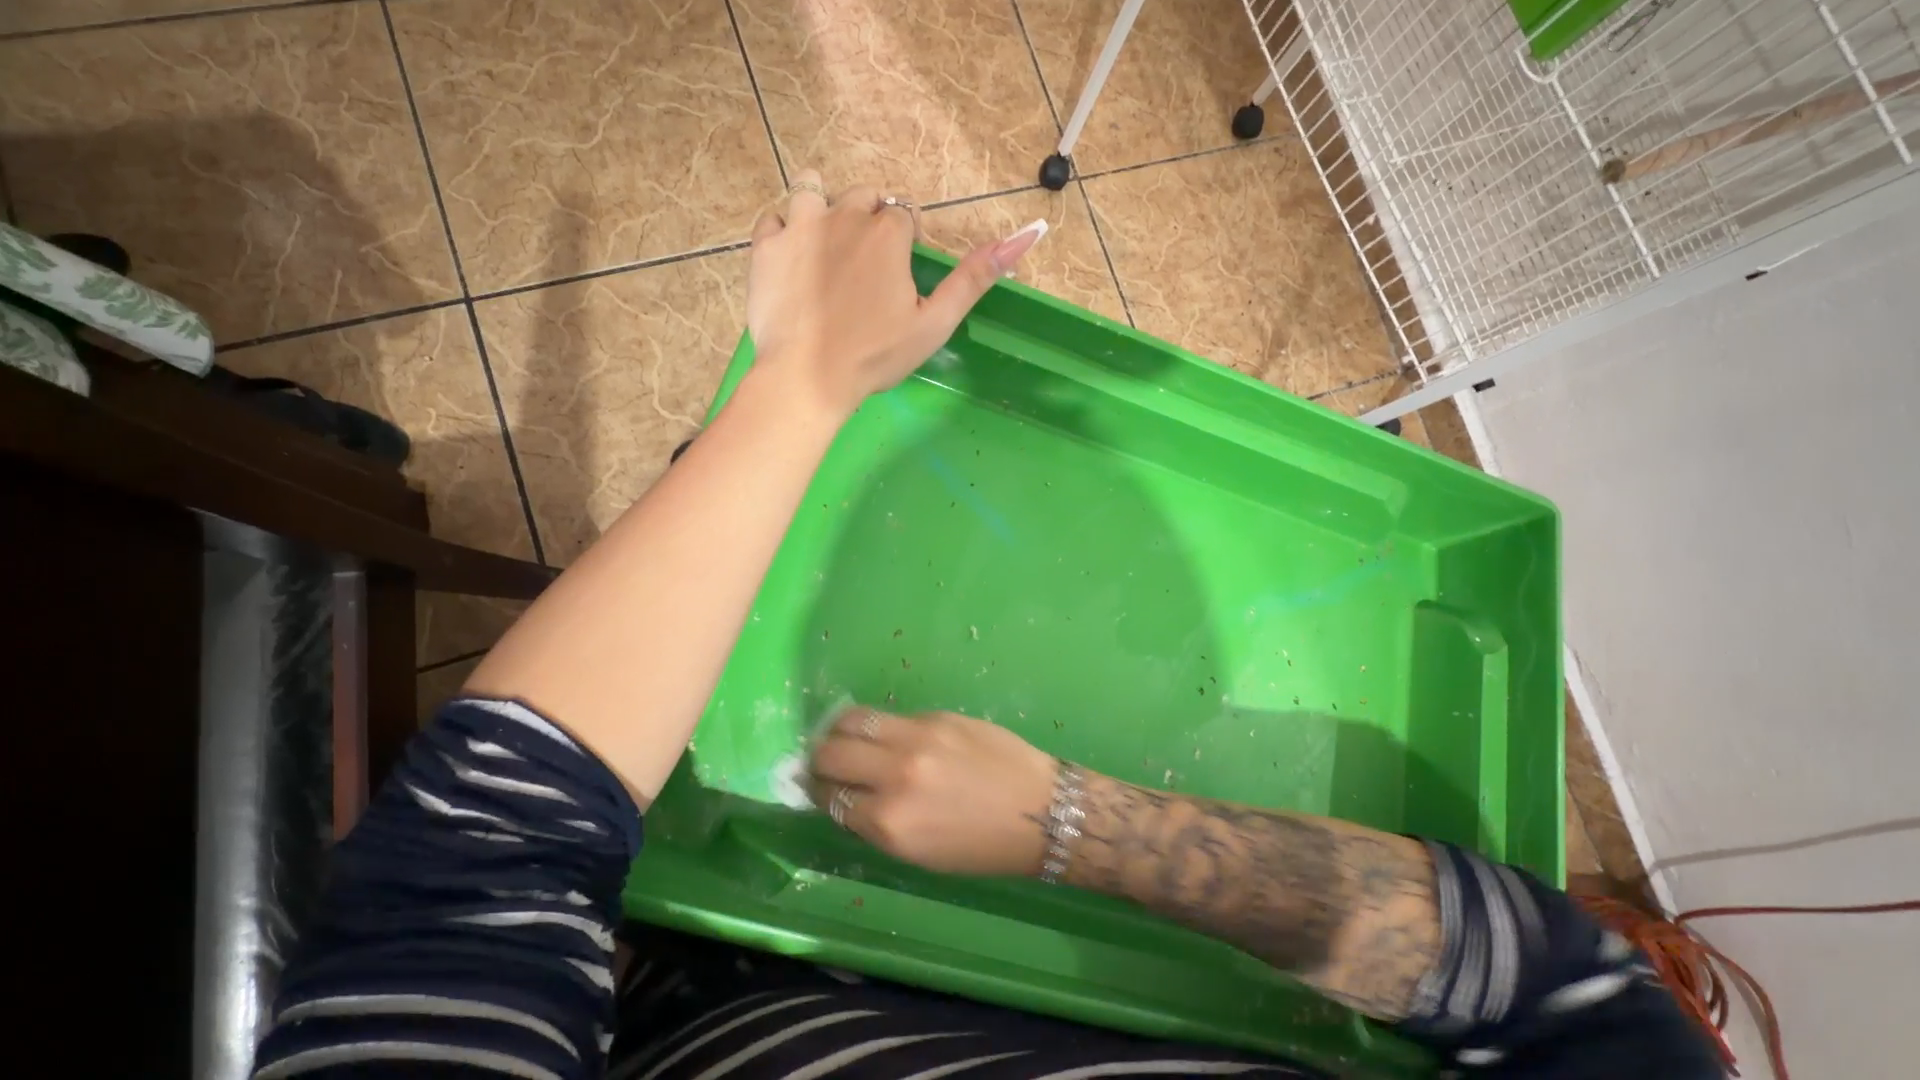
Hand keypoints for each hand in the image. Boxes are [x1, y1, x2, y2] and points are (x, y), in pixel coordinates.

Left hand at [745, 169, 1044, 416]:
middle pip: (863, 197)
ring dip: (822, 208)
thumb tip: (1029, 233)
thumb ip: (976, 276)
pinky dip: (782, 232)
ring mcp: (799, 227)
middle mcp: (844, 215)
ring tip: (826, 246)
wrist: (807, 378)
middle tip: (866, 268)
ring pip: (812, 190)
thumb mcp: (935, 321)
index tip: (899, 276)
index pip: (905, 216)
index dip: (906, 243)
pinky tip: (791, 259)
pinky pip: (772, 219)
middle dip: (868, 220)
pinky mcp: (765, 247)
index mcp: (888, 232)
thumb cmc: (875, 355)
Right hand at [808, 706, 1057, 875]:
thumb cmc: (979, 846)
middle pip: (830, 753)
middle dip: (818, 760)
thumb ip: (874, 823)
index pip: (829, 797)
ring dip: (838, 731)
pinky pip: (889, 716)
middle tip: (825, 764)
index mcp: (890, 822)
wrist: (1040, 811)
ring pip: (852, 719)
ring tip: (845, 740)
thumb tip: (841, 797)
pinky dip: (878, 727)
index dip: (817, 793)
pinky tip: (886, 737)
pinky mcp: (937, 716)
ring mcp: (917, 738)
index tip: (816, 788)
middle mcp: (896, 775)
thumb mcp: (917, 853)